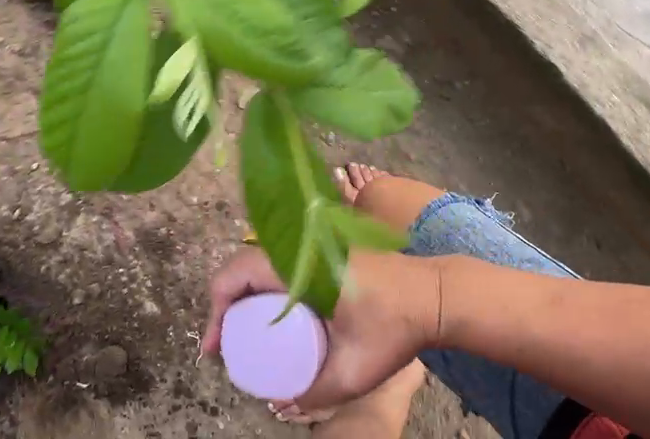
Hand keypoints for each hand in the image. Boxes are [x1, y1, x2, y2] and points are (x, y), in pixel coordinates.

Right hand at [201, 246, 443, 411]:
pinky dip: (262, 286)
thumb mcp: (355, 370)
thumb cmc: (394, 326)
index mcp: (298, 265)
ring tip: (239, 334)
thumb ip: (317, 391)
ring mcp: (310, 246)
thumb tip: (281, 404)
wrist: (435, 294)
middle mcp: (298, 248)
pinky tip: (267, 316)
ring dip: (242, 294)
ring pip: (259, 262)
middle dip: (224, 305)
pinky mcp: (321, 252)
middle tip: (223, 346)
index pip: (236, 273)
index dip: (215, 308)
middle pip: (241, 266)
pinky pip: (278, 262)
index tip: (214, 347)